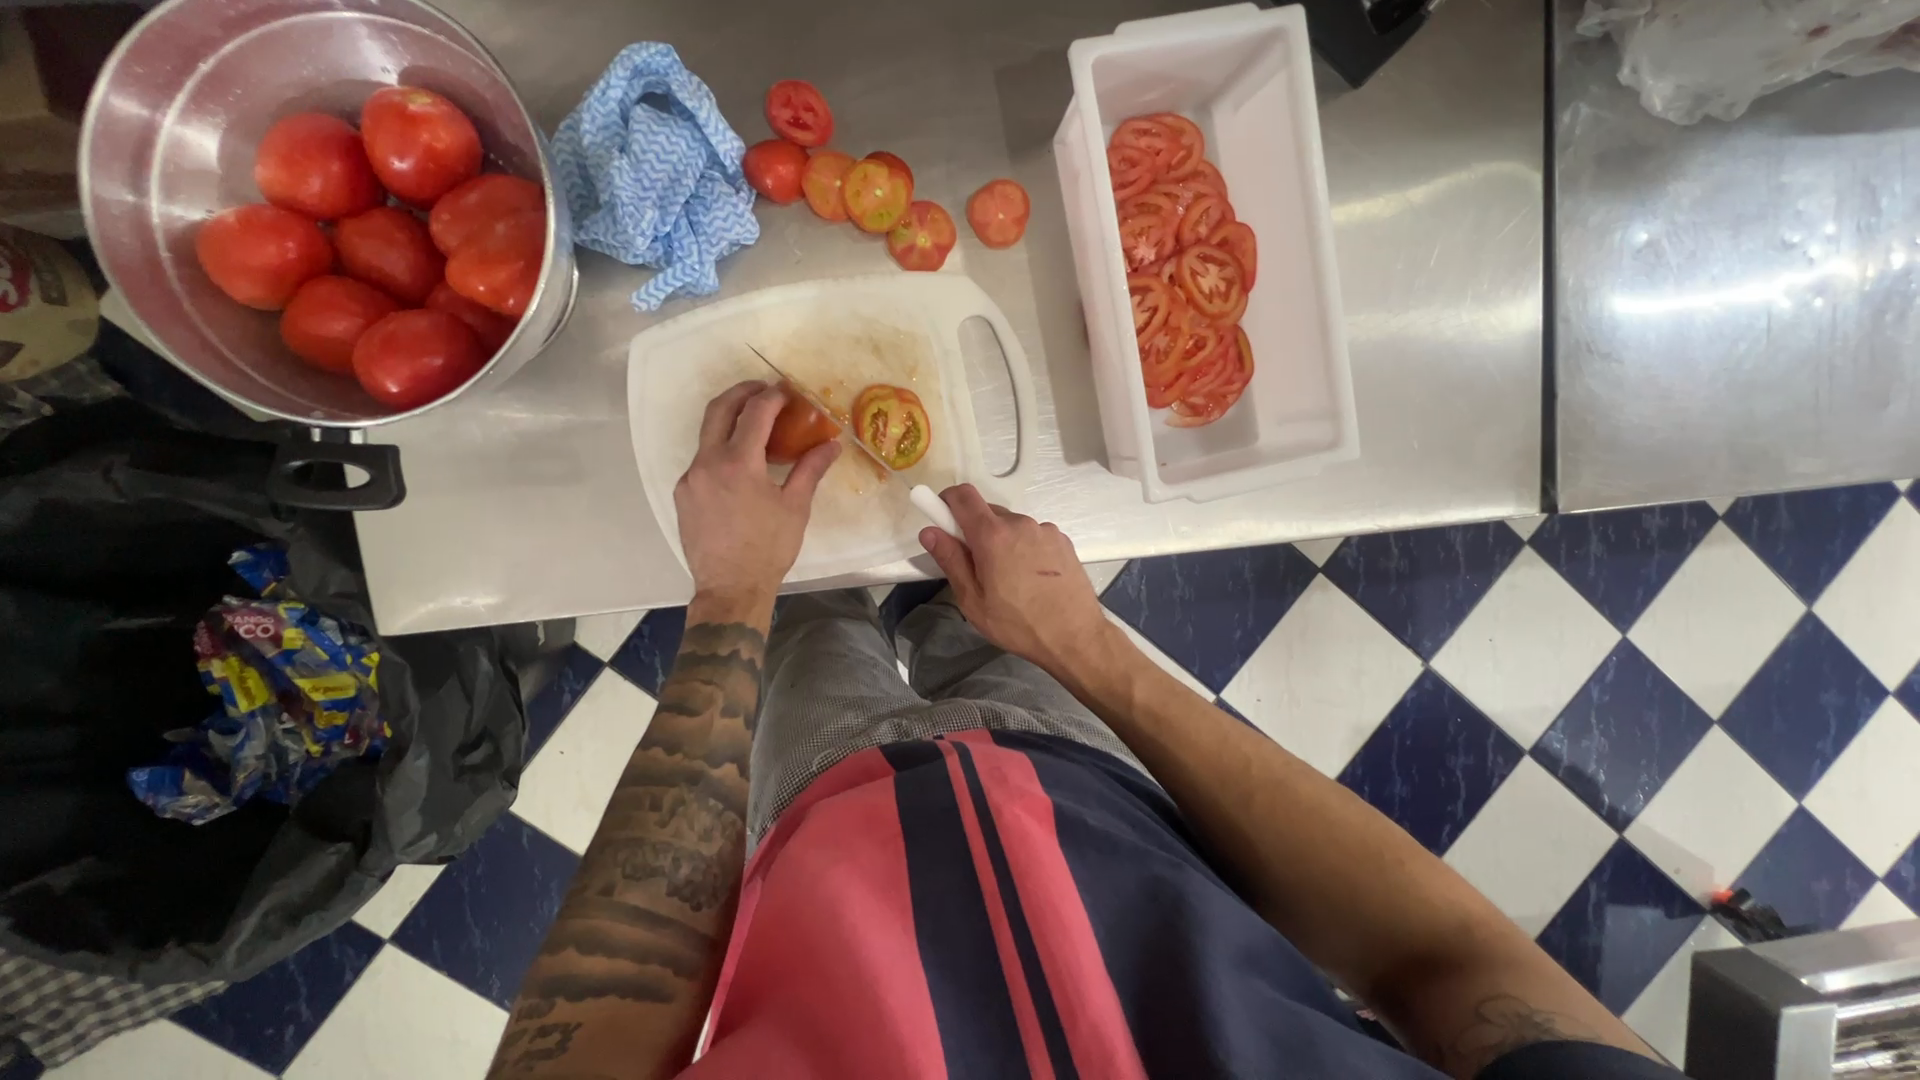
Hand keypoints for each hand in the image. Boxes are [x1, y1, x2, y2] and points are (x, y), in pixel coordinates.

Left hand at [675, 380, 839, 606]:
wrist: (730, 588)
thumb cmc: (769, 549)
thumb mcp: (795, 507)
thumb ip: (810, 469)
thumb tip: (831, 444)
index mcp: (738, 463)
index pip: (754, 413)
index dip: (772, 396)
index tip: (787, 391)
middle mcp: (707, 463)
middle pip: (719, 410)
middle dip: (742, 393)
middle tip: (763, 390)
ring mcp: (690, 478)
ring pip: (707, 435)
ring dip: (729, 422)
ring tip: (755, 427)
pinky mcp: (683, 493)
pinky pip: (701, 460)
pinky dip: (720, 451)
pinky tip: (740, 465)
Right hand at [916, 484, 1115, 675]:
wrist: (1076, 637)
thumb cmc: (1018, 625)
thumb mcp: (973, 601)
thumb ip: (951, 561)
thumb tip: (930, 532)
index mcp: (993, 535)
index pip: (963, 496)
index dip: (946, 501)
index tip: (942, 520)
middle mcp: (1020, 523)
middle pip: (988, 512)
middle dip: (975, 531)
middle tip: (977, 566)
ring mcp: (1045, 530)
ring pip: (1012, 525)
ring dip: (1002, 541)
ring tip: (1009, 578)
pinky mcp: (1063, 540)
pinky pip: (1033, 535)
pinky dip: (1025, 547)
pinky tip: (1032, 578)